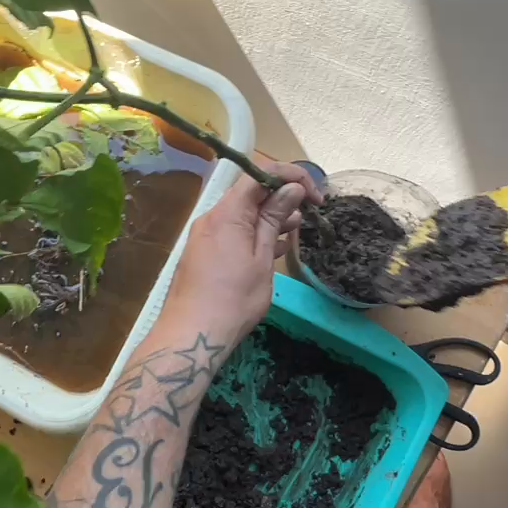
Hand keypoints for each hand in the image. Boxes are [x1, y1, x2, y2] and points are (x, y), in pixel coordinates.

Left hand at [162, 161, 321, 343]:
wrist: (192, 333)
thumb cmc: (234, 299)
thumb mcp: (262, 258)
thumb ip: (274, 219)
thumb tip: (291, 189)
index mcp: (226, 213)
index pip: (258, 174)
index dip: (290, 176)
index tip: (314, 195)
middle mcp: (211, 217)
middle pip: (249, 191)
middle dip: (282, 195)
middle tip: (309, 212)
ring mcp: (205, 235)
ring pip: (242, 212)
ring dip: (270, 215)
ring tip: (297, 229)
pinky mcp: (204, 252)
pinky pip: (233, 230)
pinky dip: (255, 232)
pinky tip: (277, 246)